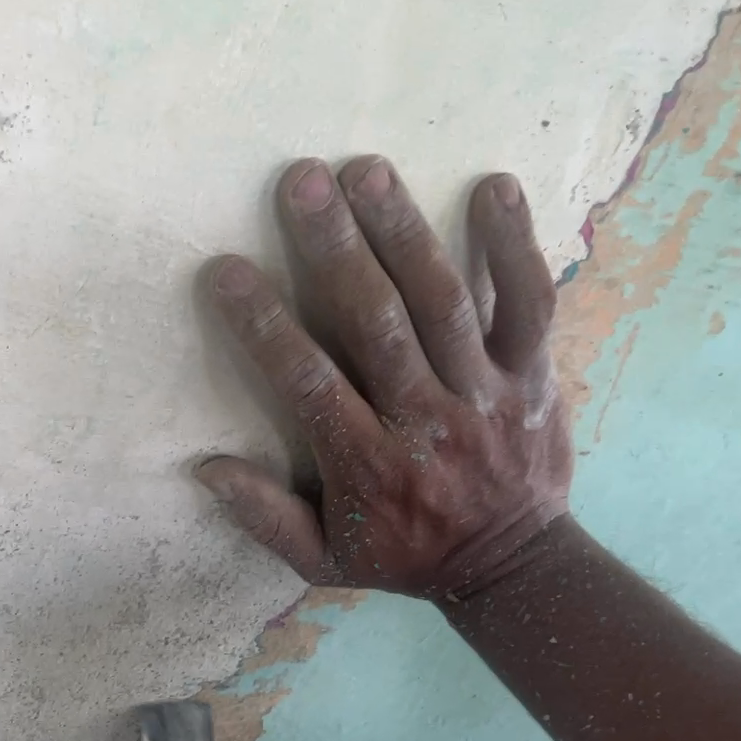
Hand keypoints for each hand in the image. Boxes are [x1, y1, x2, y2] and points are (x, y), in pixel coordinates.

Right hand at [195, 157, 572, 599]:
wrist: (514, 570)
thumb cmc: (404, 556)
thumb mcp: (321, 561)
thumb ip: (263, 516)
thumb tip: (205, 468)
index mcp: (366, 462)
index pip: (306, 382)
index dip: (263, 325)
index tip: (225, 271)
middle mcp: (425, 418)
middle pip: (376, 323)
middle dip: (335, 248)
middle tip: (302, 182)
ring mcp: (486, 392)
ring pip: (444, 301)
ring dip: (404, 231)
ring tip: (367, 170)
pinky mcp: (535, 376)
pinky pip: (531, 303)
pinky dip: (515, 244)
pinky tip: (491, 186)